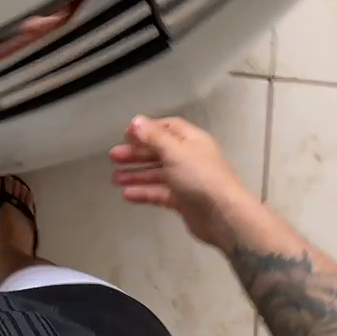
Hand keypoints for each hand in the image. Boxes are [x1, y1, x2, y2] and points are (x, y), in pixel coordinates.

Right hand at [108, 115, 256, 247]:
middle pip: (158, 151)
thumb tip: (136, 121)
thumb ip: (153, 136)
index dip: (147, 129)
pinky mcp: (182, 200)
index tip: (126, 135)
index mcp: (191, 141)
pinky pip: (159, 193)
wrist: (222, 215)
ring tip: (114, 178)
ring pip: (156, 173)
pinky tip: (126, 195)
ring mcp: (186, 180)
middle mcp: (189, 158)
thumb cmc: (199, 177)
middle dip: (136, 153)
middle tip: (113, 157)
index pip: (167, 127)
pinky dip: (143, 192)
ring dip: (136, 174)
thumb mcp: (174, 151)